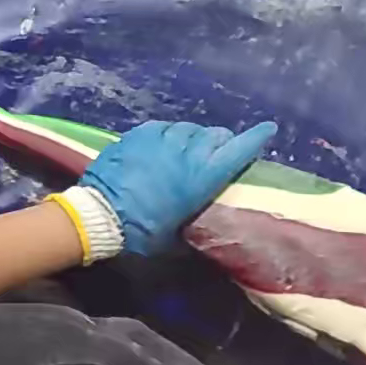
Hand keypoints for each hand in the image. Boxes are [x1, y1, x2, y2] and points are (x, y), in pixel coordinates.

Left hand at [79, 120, 277, 254]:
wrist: (100, 215)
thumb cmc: (140, 232)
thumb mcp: (174, 237)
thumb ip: (192, 224)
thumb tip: (197, 229)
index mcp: (204, 176)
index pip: (240, 149)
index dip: (256, 137)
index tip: (266, 129)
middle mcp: (189, 151)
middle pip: (215, 135)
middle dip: (219, 142)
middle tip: (213, 152)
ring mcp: (163, 139)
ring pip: (188, 129)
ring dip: (191, 138)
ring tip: (184, 149)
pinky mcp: (139, 134)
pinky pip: (161, 127)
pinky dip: (166, 134)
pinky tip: (161, 144)